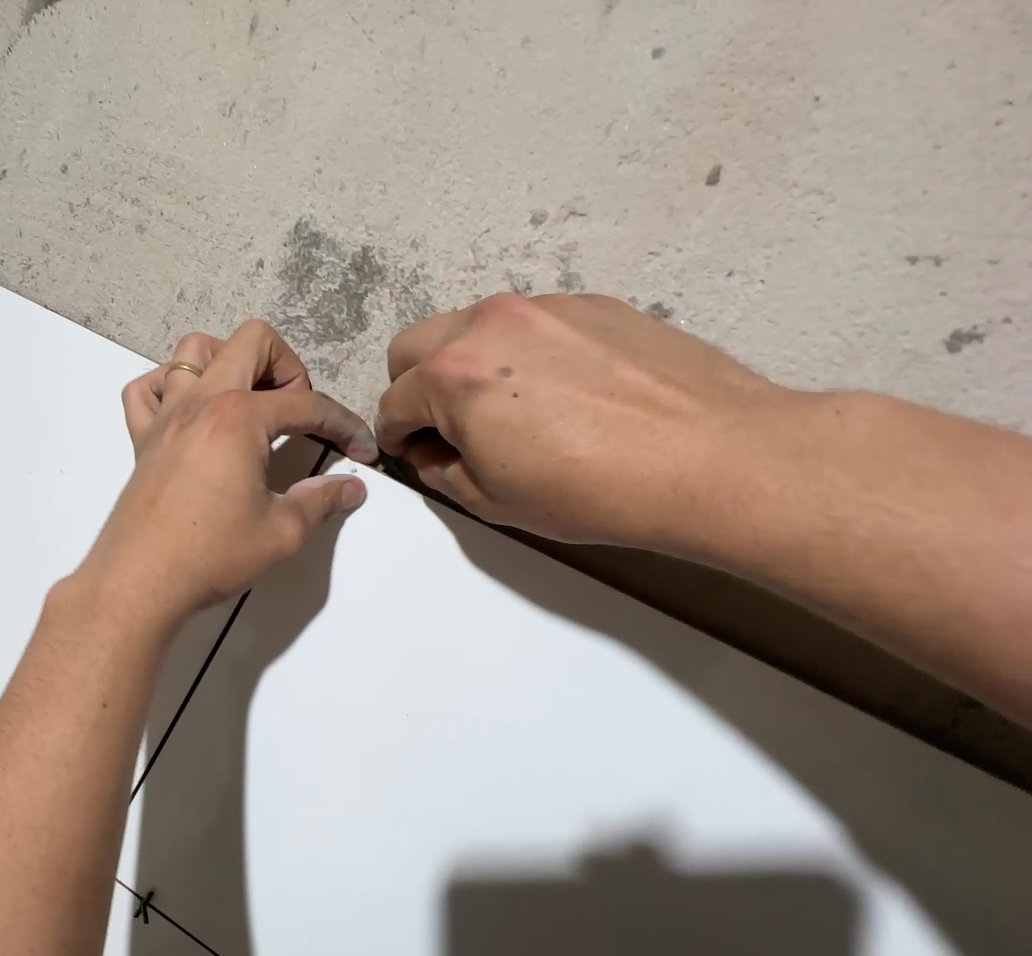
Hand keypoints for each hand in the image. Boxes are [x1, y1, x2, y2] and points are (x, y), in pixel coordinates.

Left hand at [73, 320, 377, 626]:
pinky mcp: (141, 439)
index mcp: (239, 417)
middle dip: (288, 366)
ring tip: (247, 405)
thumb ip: (320, 501)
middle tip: (297, 414)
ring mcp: (166, 416)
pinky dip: (168, 387)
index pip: (306, 403)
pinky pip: (145, 390)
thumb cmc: (210, 555)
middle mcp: (200, 402)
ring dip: (227, 363)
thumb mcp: (281, 532)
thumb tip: (350, 488)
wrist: (141, 581)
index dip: (343, 423)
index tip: (359, 449)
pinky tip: (190, 415)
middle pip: (252, 341)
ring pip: (193, 350)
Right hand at [375, 292, 798, 548]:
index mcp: (451, 377)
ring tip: (506, 409)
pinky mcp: (591, 305)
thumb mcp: (492, 501)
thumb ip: (443, 472)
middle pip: (413, 346)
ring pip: (470, 327)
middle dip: (413, 386)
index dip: (396, 437)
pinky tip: (558, 393)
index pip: (392, 402)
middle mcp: (488, 327)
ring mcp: (543, 309)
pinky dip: (521, 353)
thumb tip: (437, 455)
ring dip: (466, 364)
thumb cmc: (600, 487)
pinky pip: (529, 323)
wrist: (712, 459)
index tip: (413, 452)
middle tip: (442, 424)